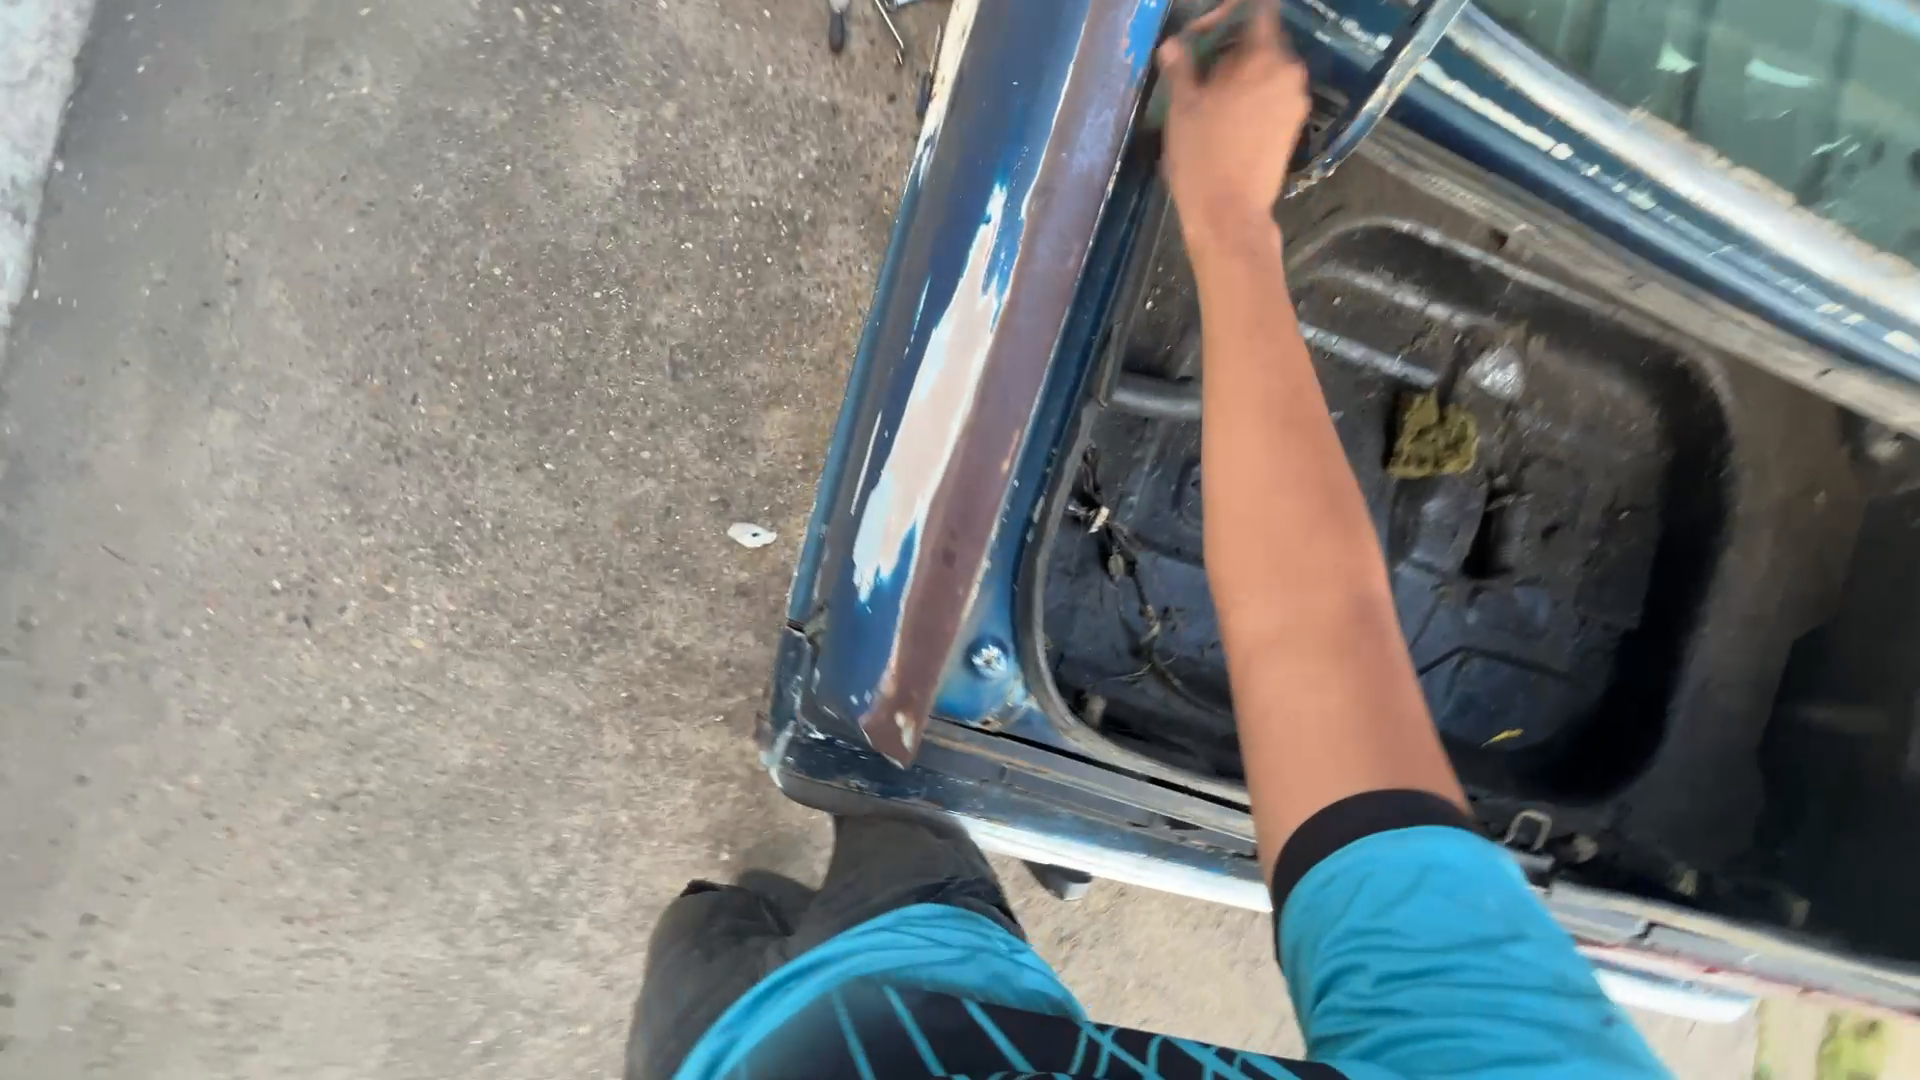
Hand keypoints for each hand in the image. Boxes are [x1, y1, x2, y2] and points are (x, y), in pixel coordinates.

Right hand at [1155, 0, 1310, 257]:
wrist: (1229, 215)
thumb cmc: (1202, 160)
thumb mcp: (1183, 110)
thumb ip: (1182, 70)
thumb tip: (1173, 45)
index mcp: (1263, 57)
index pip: (1256, 12)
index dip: (1228, 18)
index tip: (1203, 36)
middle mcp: (1289, 72)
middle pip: (1262, 44)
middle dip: (1233, 52)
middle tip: (1201, 72)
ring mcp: (1295, 102)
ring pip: (1267, 74)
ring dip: (1242, 79)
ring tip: (1211, 102)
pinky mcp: (1293, 129)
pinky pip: (1272, 100)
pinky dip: (1253, 102)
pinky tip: (1228, 124)